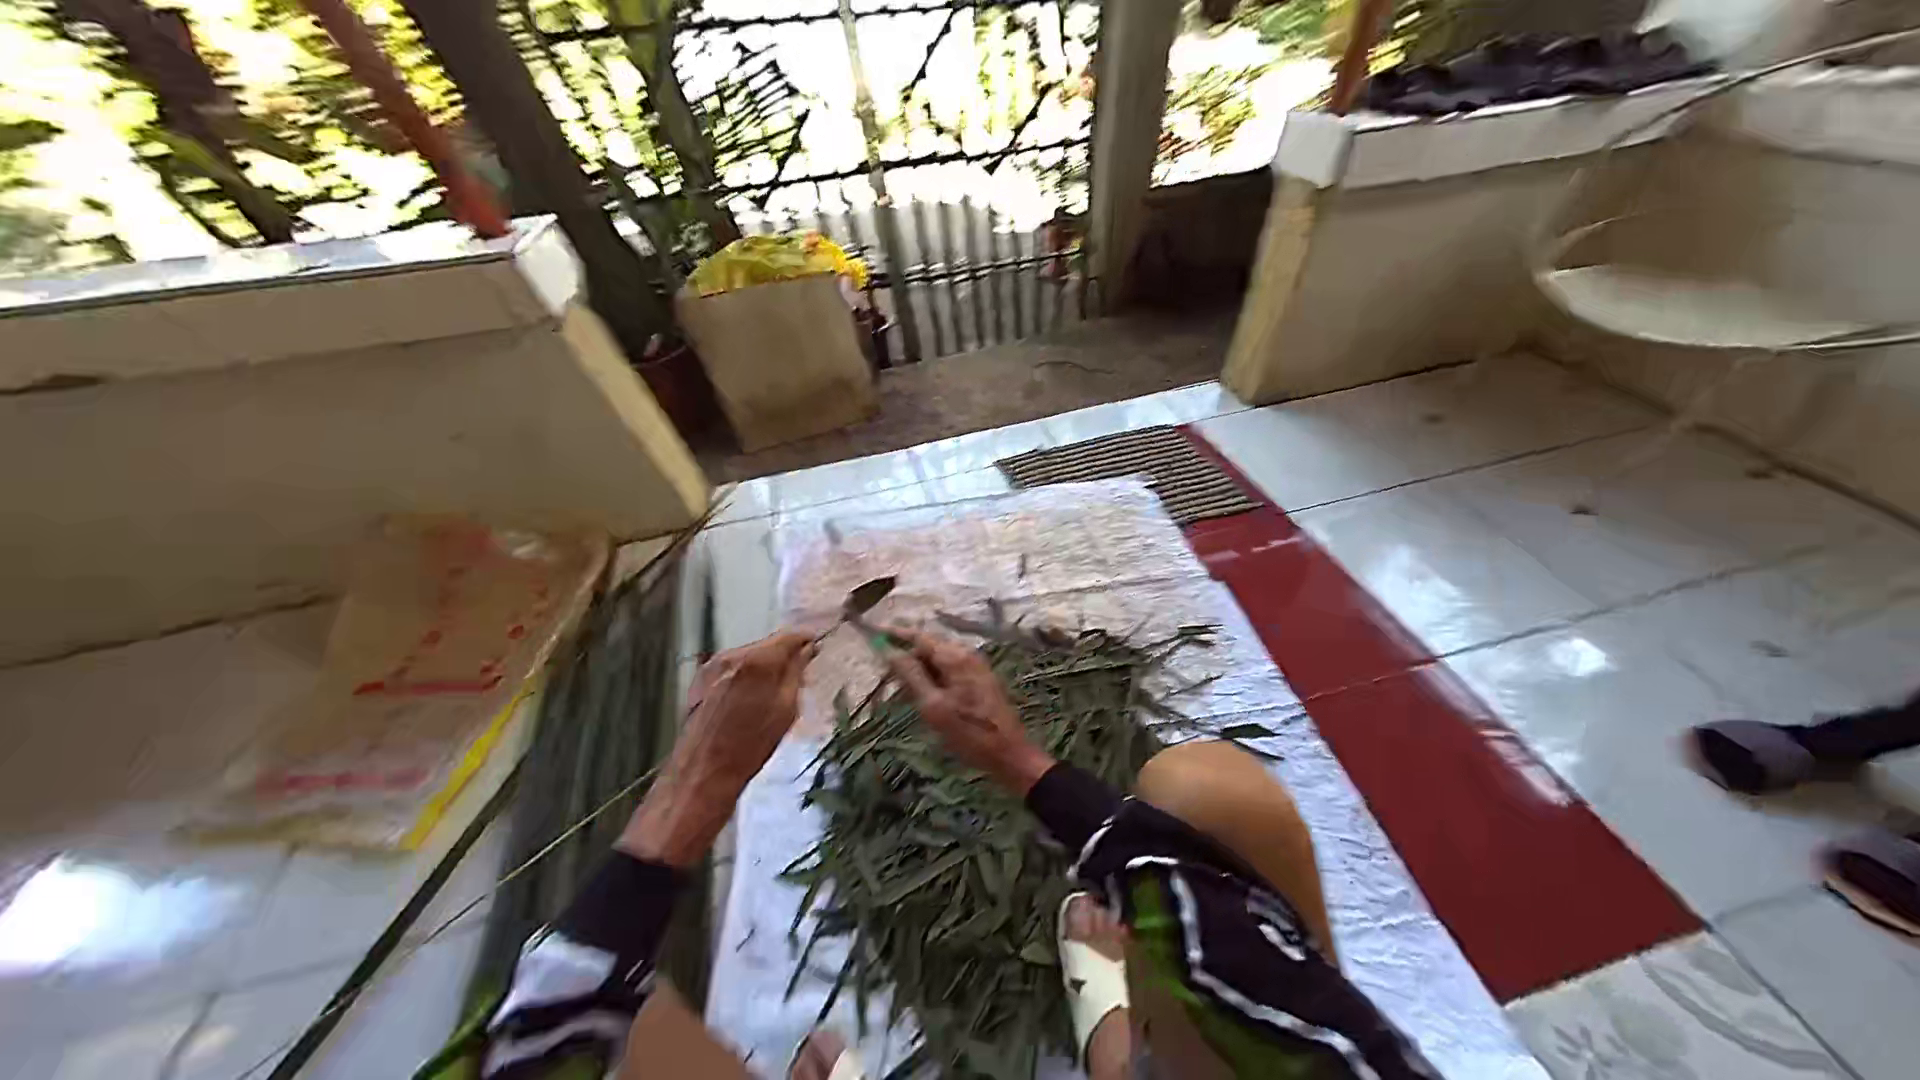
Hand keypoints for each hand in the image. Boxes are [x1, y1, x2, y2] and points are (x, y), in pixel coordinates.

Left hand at [619, 630, 813, 865]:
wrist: (704, 769)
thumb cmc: (752, 744)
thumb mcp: (786, 708)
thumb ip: (796, 672)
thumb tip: (806, 650)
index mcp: (757, 660)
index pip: (789, 636)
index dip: (805, 640)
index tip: (815, 648)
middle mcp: (732, 655)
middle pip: (767, 645)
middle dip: (782, 656)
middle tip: (796, 676)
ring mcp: (712, 666)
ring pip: (748, 656)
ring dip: (762, 666)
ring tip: (771, 692)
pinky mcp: (700, 679)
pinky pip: (732, 668)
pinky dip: (744, 675)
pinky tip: (747, 699)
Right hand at [884, 628, 1056, 794]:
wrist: (1009, 754)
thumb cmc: (969, 733)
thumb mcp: (933, 706)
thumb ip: (911, 675)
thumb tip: (889, 651)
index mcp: (956, 657)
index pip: (919, 636)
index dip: (895, 634)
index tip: (874, 632)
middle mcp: (967, 654)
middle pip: (928, 647)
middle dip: (906, 658)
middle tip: (885, 678)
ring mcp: (976, 667)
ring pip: (938, 661)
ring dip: (918, 671)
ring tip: (901, 692)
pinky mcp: (979, 680)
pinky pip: (949, 671)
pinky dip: (932, 679)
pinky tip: (923, 697)